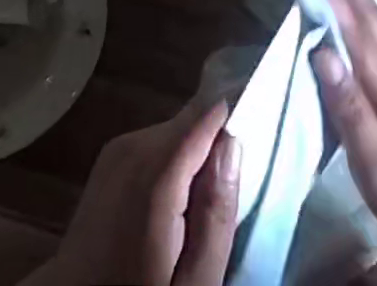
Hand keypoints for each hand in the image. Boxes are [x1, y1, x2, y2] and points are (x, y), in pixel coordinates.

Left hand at [24, 99, 240, 285]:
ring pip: (175, 131)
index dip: (234, 109)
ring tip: (203, 204)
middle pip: (190, 123)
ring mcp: (117, 148)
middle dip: (216, 145)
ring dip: (196, 156)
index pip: (202, 116)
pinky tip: (177, 202)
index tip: (264, 113)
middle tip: (235, 188)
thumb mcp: (193, 281)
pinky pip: (157, 142)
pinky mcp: (111, 155)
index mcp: (154, 176)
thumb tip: (233, 144)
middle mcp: (133, 148)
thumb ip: (215, 214)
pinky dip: (175, 161)